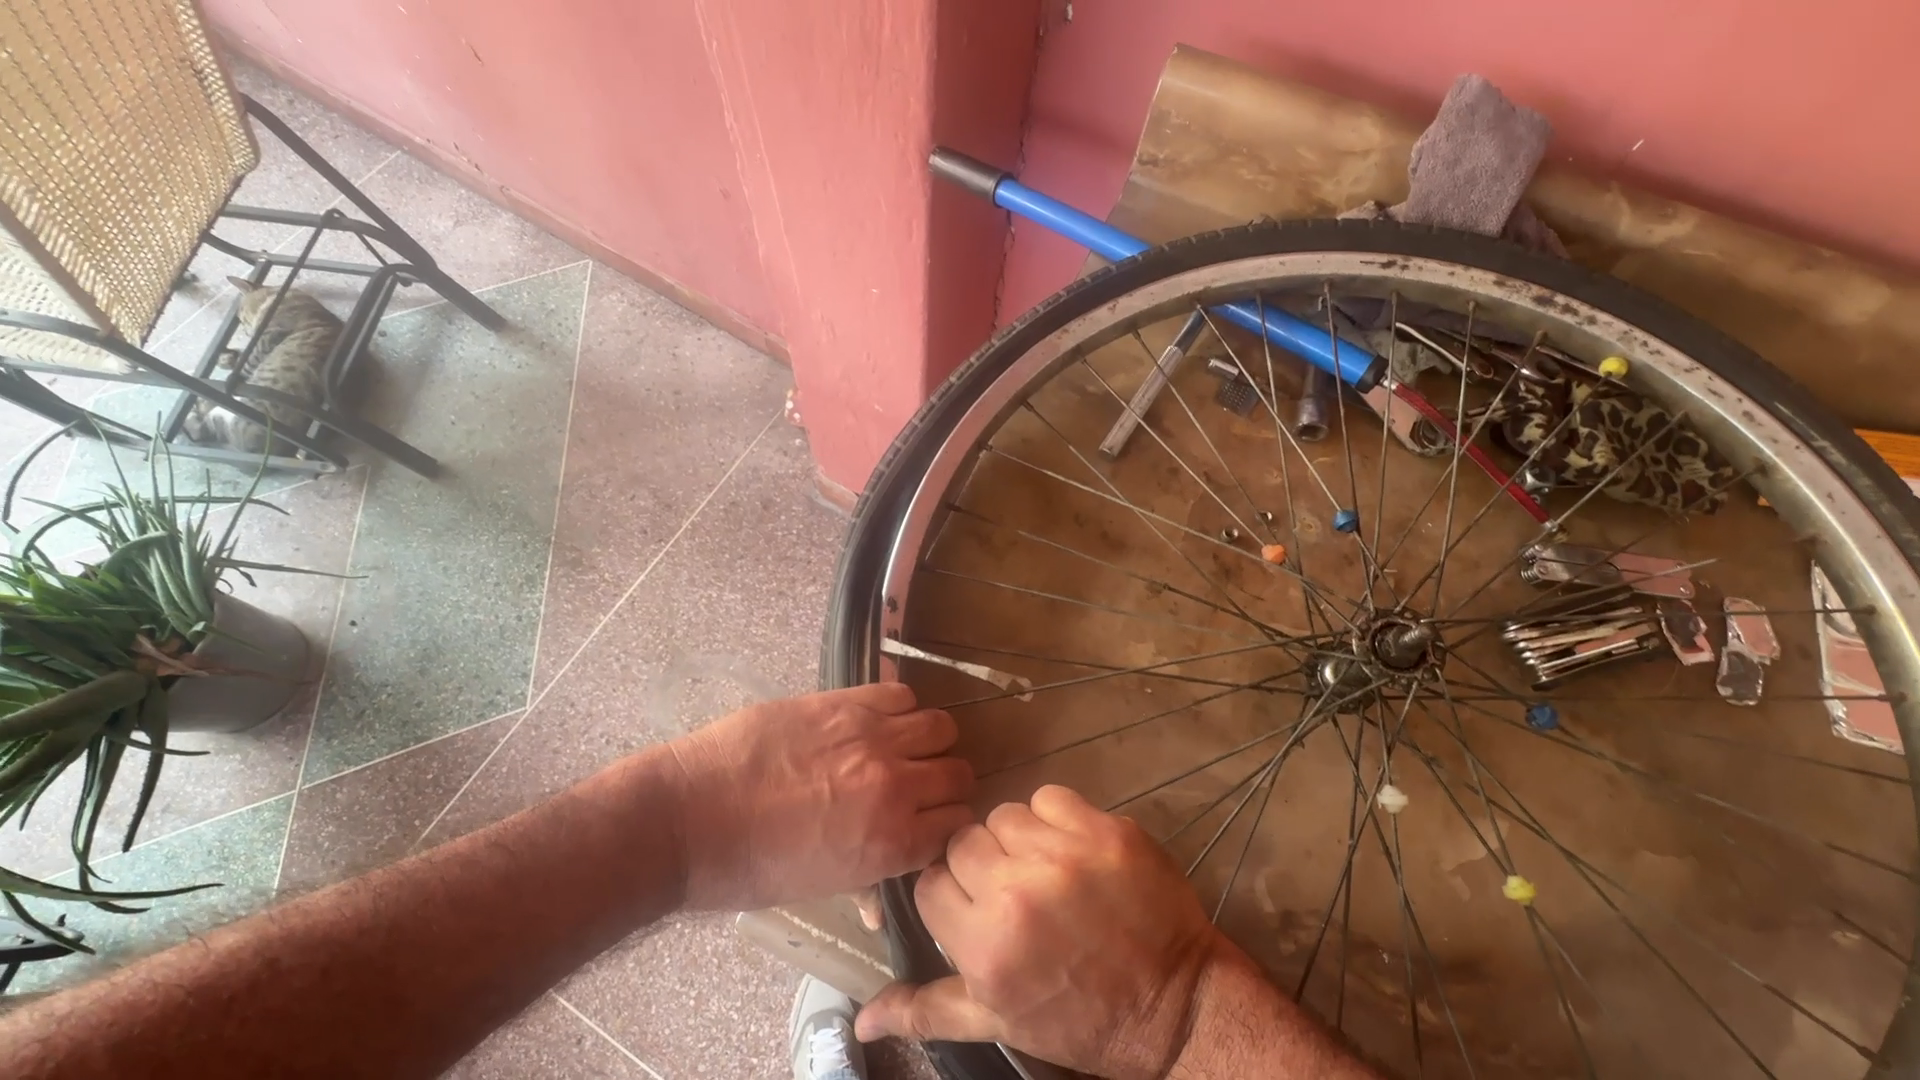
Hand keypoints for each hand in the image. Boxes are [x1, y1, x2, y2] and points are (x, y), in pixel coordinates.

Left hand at [664, 684, 973, 910]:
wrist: (687, 817)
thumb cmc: (746, 868)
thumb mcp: (818, 888)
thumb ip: (867, 878)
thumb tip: (882, 895)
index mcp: (891, 844)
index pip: (957, 824)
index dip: (948, 823)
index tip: (935, 820)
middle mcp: (895, 787)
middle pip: (958, 773)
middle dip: (945, 783)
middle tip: (920, 784)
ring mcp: (872, 738)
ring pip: (940, 727)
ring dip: (928, 741)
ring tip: (902, 746)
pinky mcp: (844, 702)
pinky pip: (900, 694)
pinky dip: (898, 708)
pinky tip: (874, 722)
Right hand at [855, 785, 1228, 1079]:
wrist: (1175, 1005)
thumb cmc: (1079, 1018)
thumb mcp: (1000, 1021)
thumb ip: (928, 1009)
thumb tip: (861, 1016)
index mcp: (983, 944)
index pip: (929, 882)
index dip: (950, 893)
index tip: (975, 907)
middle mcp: (1016, 892)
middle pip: (963, 841)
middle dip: (981, 863)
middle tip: (1012, 890)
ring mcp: (1063, 854)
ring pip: (1004, 814)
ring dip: (1016, 838)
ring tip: (1043, 869)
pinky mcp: (1104, 829)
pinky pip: (1050, 797)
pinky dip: (1054, 817)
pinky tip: (1070, 848)